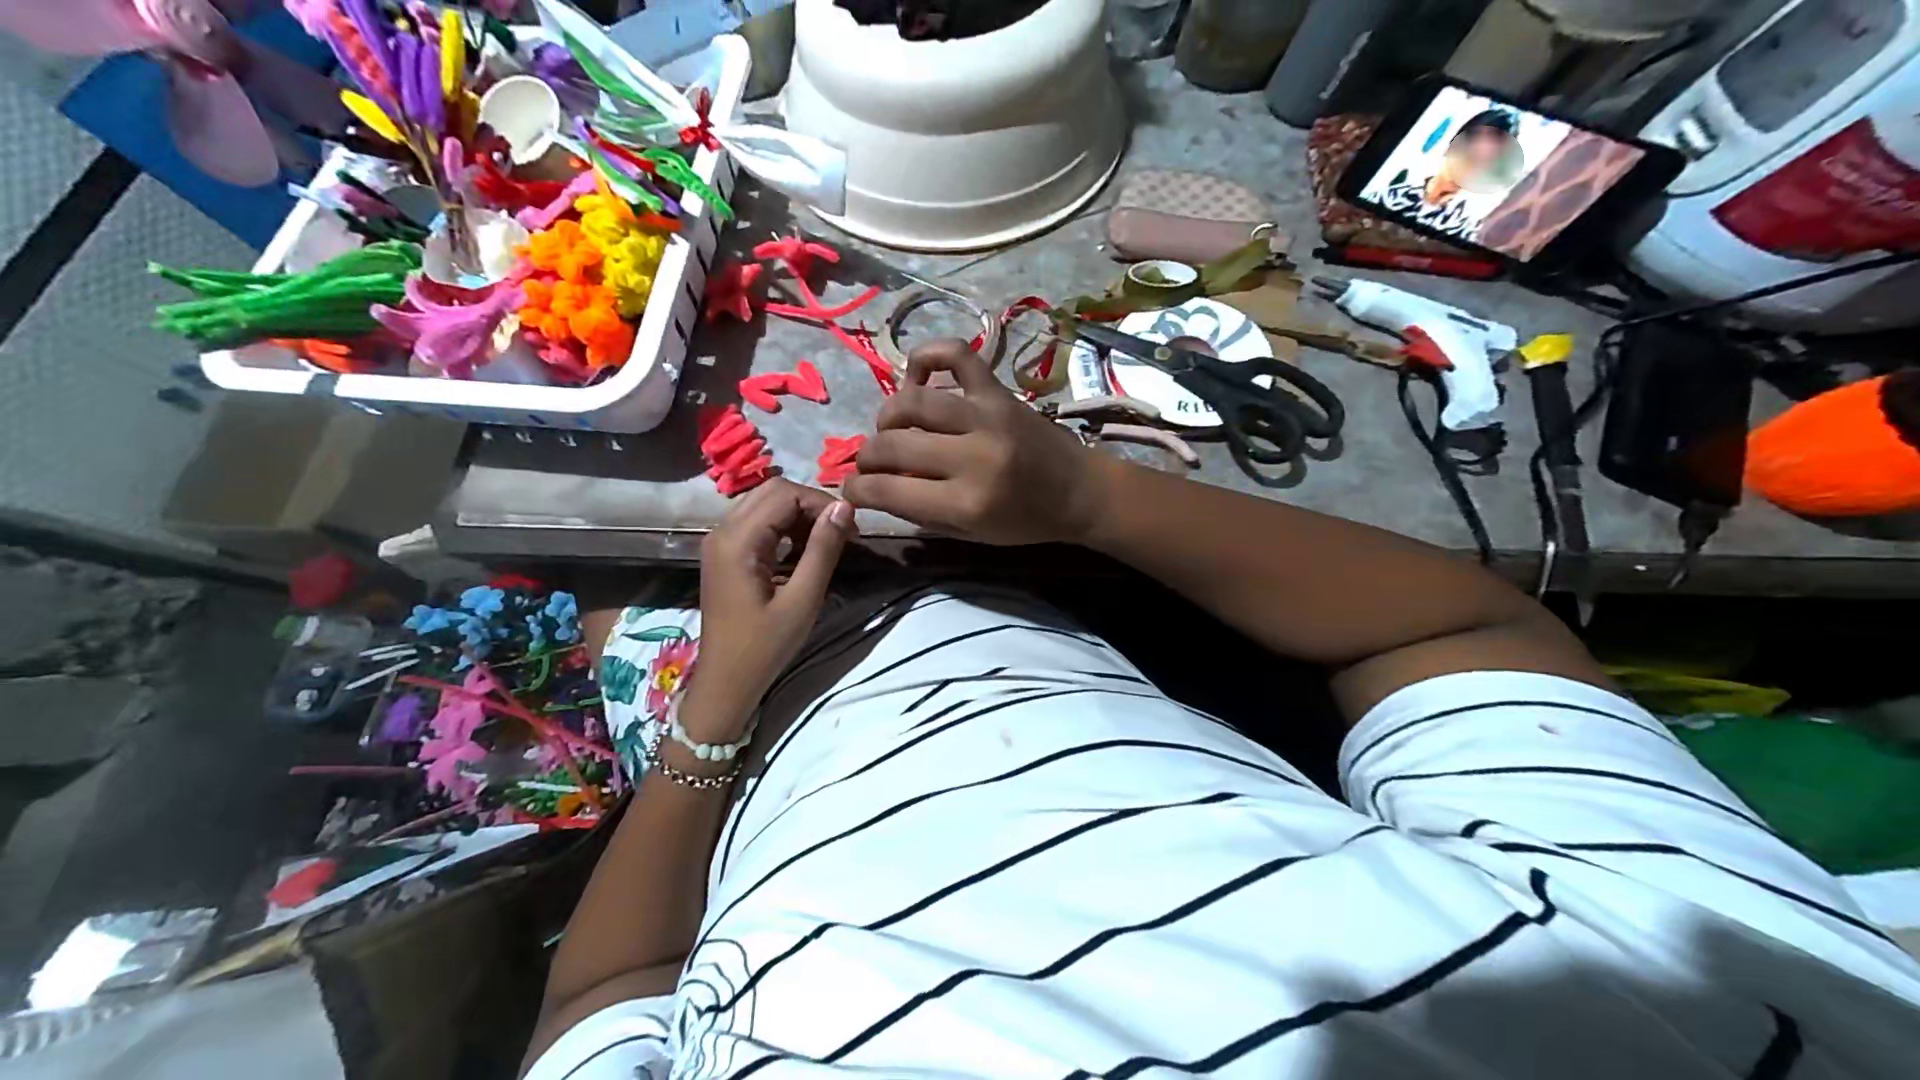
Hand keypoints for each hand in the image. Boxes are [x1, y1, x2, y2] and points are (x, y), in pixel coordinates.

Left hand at [685, 479, 854, 739]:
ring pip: (764, 503)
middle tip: (841, 532)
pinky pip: (756, 522)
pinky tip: (803, 549)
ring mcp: (719, 541)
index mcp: (737, 541)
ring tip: (827, 540)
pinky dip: (783, 526)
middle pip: (772, 491)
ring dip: (798, 514)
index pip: (785, 494)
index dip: (822, 502)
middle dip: (811, 504)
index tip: (851, 529)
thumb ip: (822, 549)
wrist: (726, 681)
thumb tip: (844, 507)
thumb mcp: (803, 600)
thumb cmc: (765, 646)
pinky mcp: (723, 553)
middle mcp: (722, 531)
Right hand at [842, 341, 1113, 545]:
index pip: (889, 491)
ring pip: (913, 401)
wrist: (1080, 491)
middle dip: (865, 457)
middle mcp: (974, 456)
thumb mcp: (972, 534)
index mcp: (967, 503)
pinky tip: (916, 376)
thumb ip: (921, 513)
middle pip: (893, 446)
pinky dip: (927, 356)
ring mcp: (987, 415)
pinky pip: (956, 353)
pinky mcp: (999, 390)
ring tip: (890, 428)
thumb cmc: (1025, 521)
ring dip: (887, 415)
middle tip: (867, 462)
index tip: (850, 489)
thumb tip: (876, 488)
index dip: (856, 490)